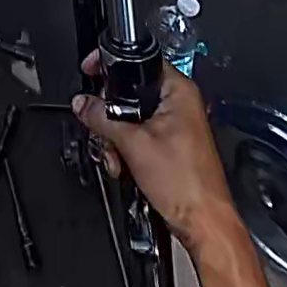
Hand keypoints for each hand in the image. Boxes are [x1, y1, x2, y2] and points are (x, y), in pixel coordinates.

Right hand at [72, 51, 239, 248]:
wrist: (204, 225)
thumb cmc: (186, 184)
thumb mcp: (132, 143)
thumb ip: (102, 118)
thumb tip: (83, 103)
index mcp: (178, 90)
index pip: (139, 61)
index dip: (111, 65)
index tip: (92, 70)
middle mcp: (179, 103)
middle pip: (130, 92)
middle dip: (111, 114)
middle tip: (103, 128)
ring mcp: (175, 125)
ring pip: (131, 116)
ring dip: (116, 136)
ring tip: (116, 155)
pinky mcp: (170, 144)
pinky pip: (139, 134)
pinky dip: (126, 148)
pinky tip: (123, 165)